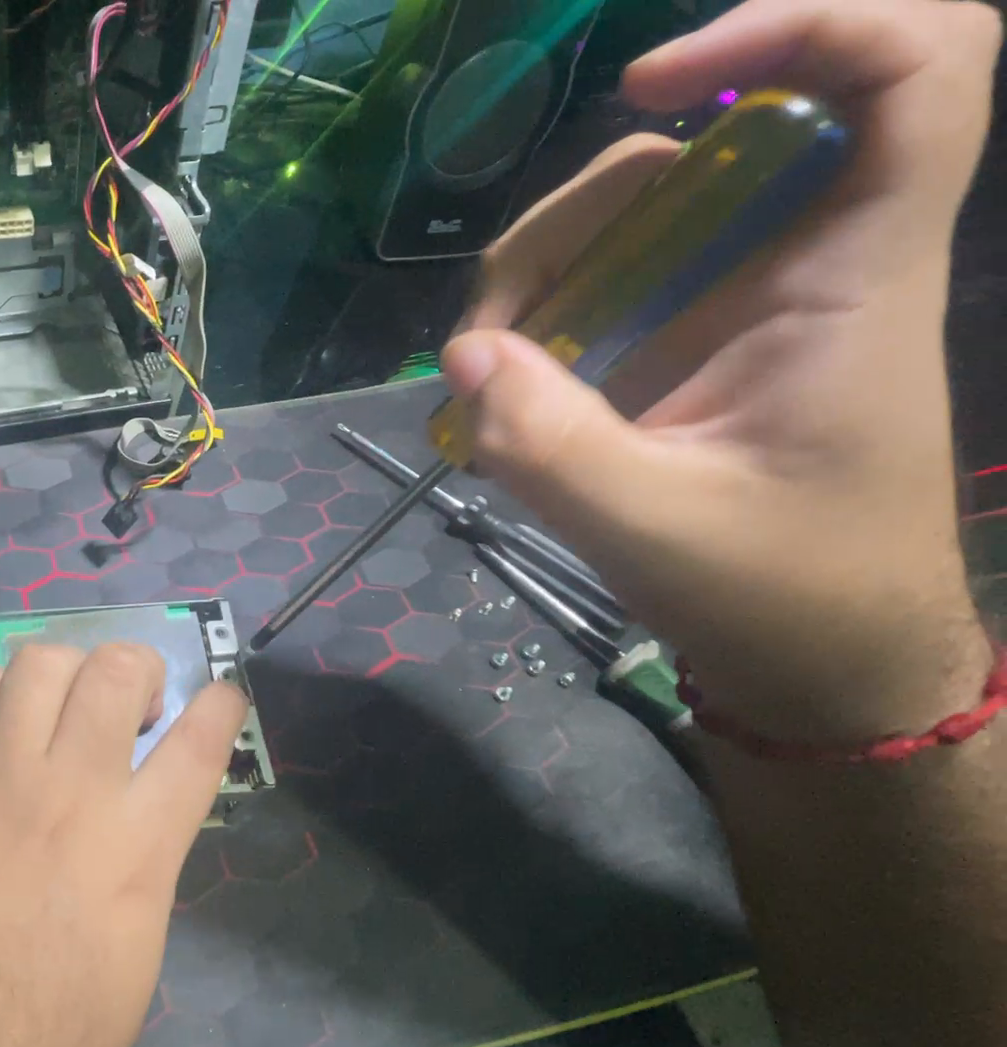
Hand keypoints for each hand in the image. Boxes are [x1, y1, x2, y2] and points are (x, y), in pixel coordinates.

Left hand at [0, 645, 249, 1046]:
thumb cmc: (43, 1030)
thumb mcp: (132, 955)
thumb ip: (147, 862)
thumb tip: (146, 804)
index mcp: (134, 850)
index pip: (199, 747)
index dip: (220, 706)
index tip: (221, 695)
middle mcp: (68, 792)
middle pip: (116, 673)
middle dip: (139, 667)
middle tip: (131, 702)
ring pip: (40, 665)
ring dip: (67, 671)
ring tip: (63, 702)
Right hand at [443, 0, 1000, 740]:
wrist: (820, 658)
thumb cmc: (782, 596)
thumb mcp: (656, 530)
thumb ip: (553, 447)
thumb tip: (464, 356)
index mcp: (850, 280)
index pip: (906, 70)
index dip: (796, 26)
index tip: (650, 90)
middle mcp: (798, 265)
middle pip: (696, 152)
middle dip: (572, 218)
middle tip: (496, 330)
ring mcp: (730, 303)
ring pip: (630, 216)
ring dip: (536, 273)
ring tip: (487, 372)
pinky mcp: (682, 343)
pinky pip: (601, 281)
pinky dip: (536, 316)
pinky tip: (505, 380)